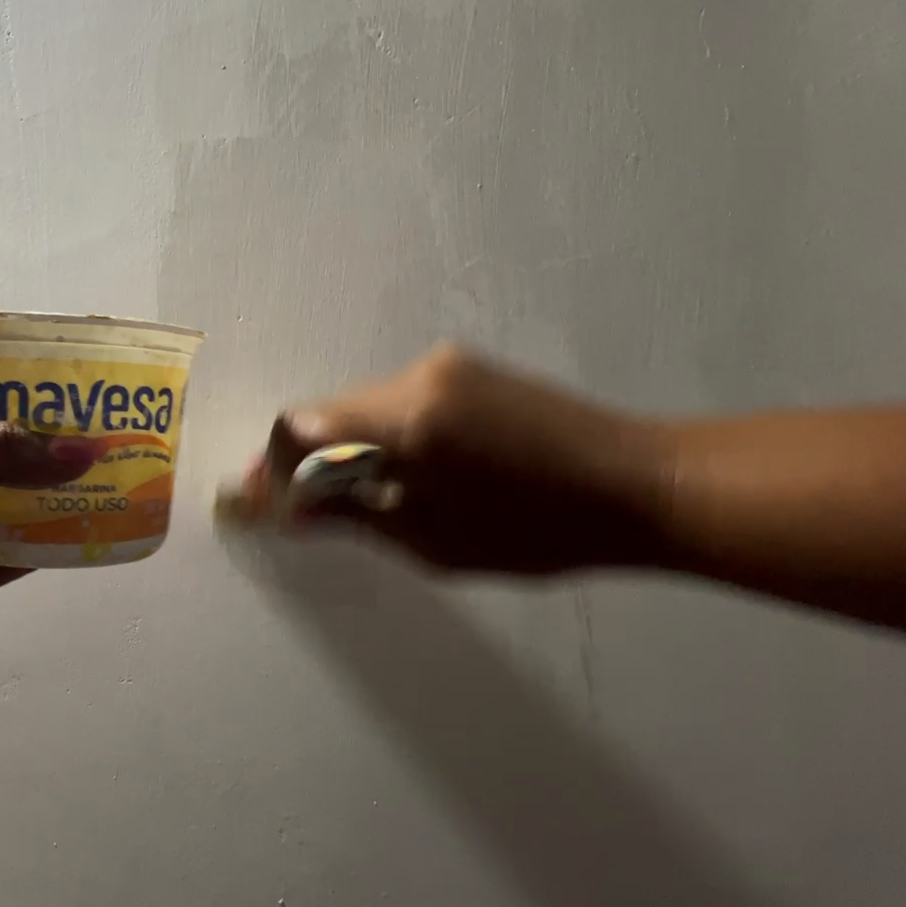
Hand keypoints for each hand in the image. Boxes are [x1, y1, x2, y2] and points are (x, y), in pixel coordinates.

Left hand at [0, 396, 96, 739]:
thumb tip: (78, 451)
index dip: (27, 391)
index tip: (86, 389)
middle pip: (1, 453)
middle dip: (52, 447)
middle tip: (115, 439)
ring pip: (11, 506)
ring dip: (55, 499)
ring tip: (115, 485)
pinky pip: (8, 558)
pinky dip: (45, 550)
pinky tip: (87, 540)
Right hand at [248, 345, 671, 573]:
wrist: (640, 483)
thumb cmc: (537, 531)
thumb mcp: (433, 541)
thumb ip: (355, 517)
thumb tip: (295, 513)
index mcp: (408, 421)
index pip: (303, 428)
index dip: (274, 467)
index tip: (264, 502)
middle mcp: (417, 376)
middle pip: (329, 413)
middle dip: (307, 460)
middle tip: (297, 505)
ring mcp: (444, 365)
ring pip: (363, 405)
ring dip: (345, 447)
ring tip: (350, 494)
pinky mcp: (466, 367)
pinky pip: (398, 400)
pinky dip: (382, 434)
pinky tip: (398, 467)